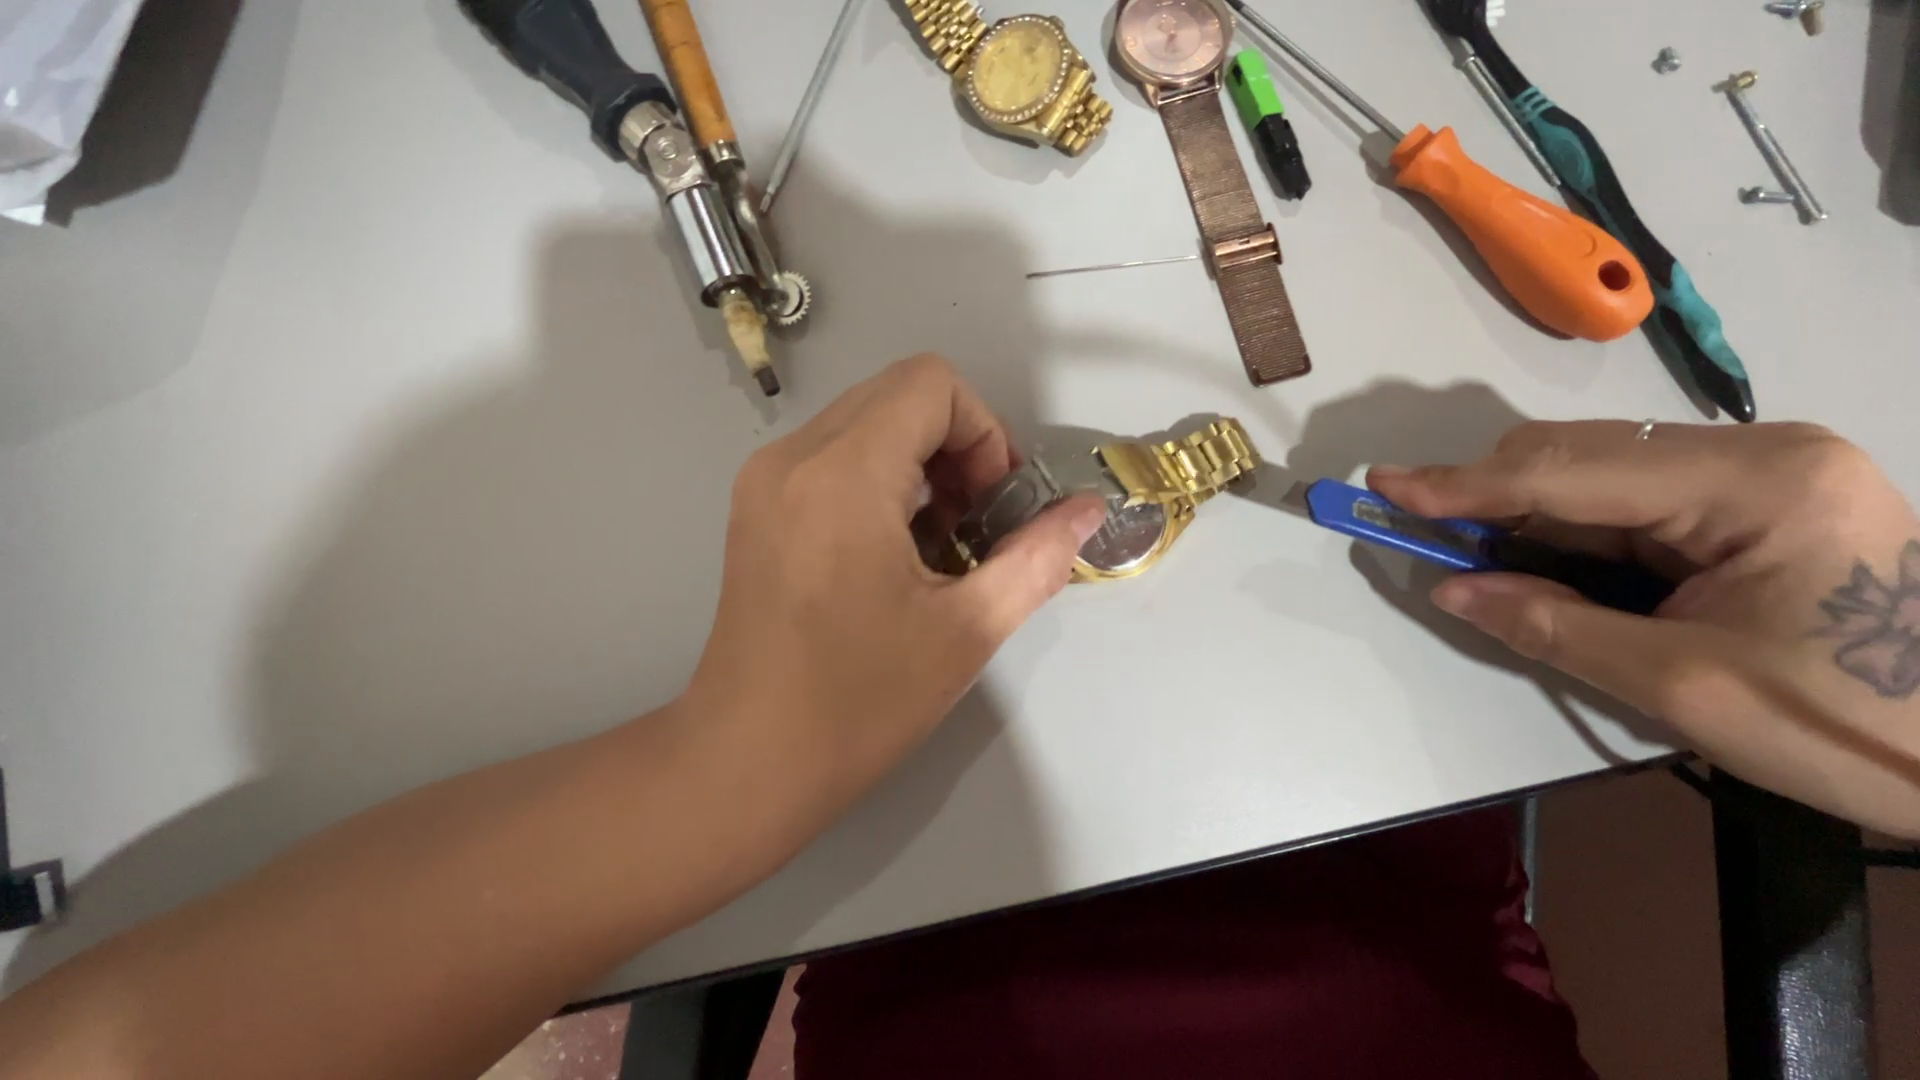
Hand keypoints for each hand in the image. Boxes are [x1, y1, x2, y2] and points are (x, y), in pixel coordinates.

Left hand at [684, 356, 1105, 852]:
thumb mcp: (967, 630)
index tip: (993, 507)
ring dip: (919, 463)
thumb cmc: (859, 703)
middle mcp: (792, 457)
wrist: (748, 759)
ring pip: (865, 420)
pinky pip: (832, 454)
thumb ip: (1037, 556)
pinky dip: (879, 478)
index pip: (931, 384)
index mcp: (843, 475)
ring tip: (936, 545)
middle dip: (957, 446)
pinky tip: (891, 552)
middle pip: (898, 394)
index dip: (984, 432)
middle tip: (975, 526)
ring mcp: (764, 479)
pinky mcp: (755, 506)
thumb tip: (1087, 510)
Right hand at [1369, 421, 1919, 837]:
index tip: (1383, 484)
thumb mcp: (1681, 687)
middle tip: (1422, 538)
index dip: (1464, 484)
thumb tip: (1451, 589)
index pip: (1570, 472)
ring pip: (1592, 471)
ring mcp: (1758, 471)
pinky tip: (1532, 558)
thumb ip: (1553, 626)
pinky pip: (1624, 497)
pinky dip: (1562, 528)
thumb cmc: (1850, 727)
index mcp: (1756, 485)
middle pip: (1576, 453)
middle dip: (1489, 496)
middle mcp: (1757, 453)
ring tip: (1468, 556)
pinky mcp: (1751, 497)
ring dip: (1520, 512)